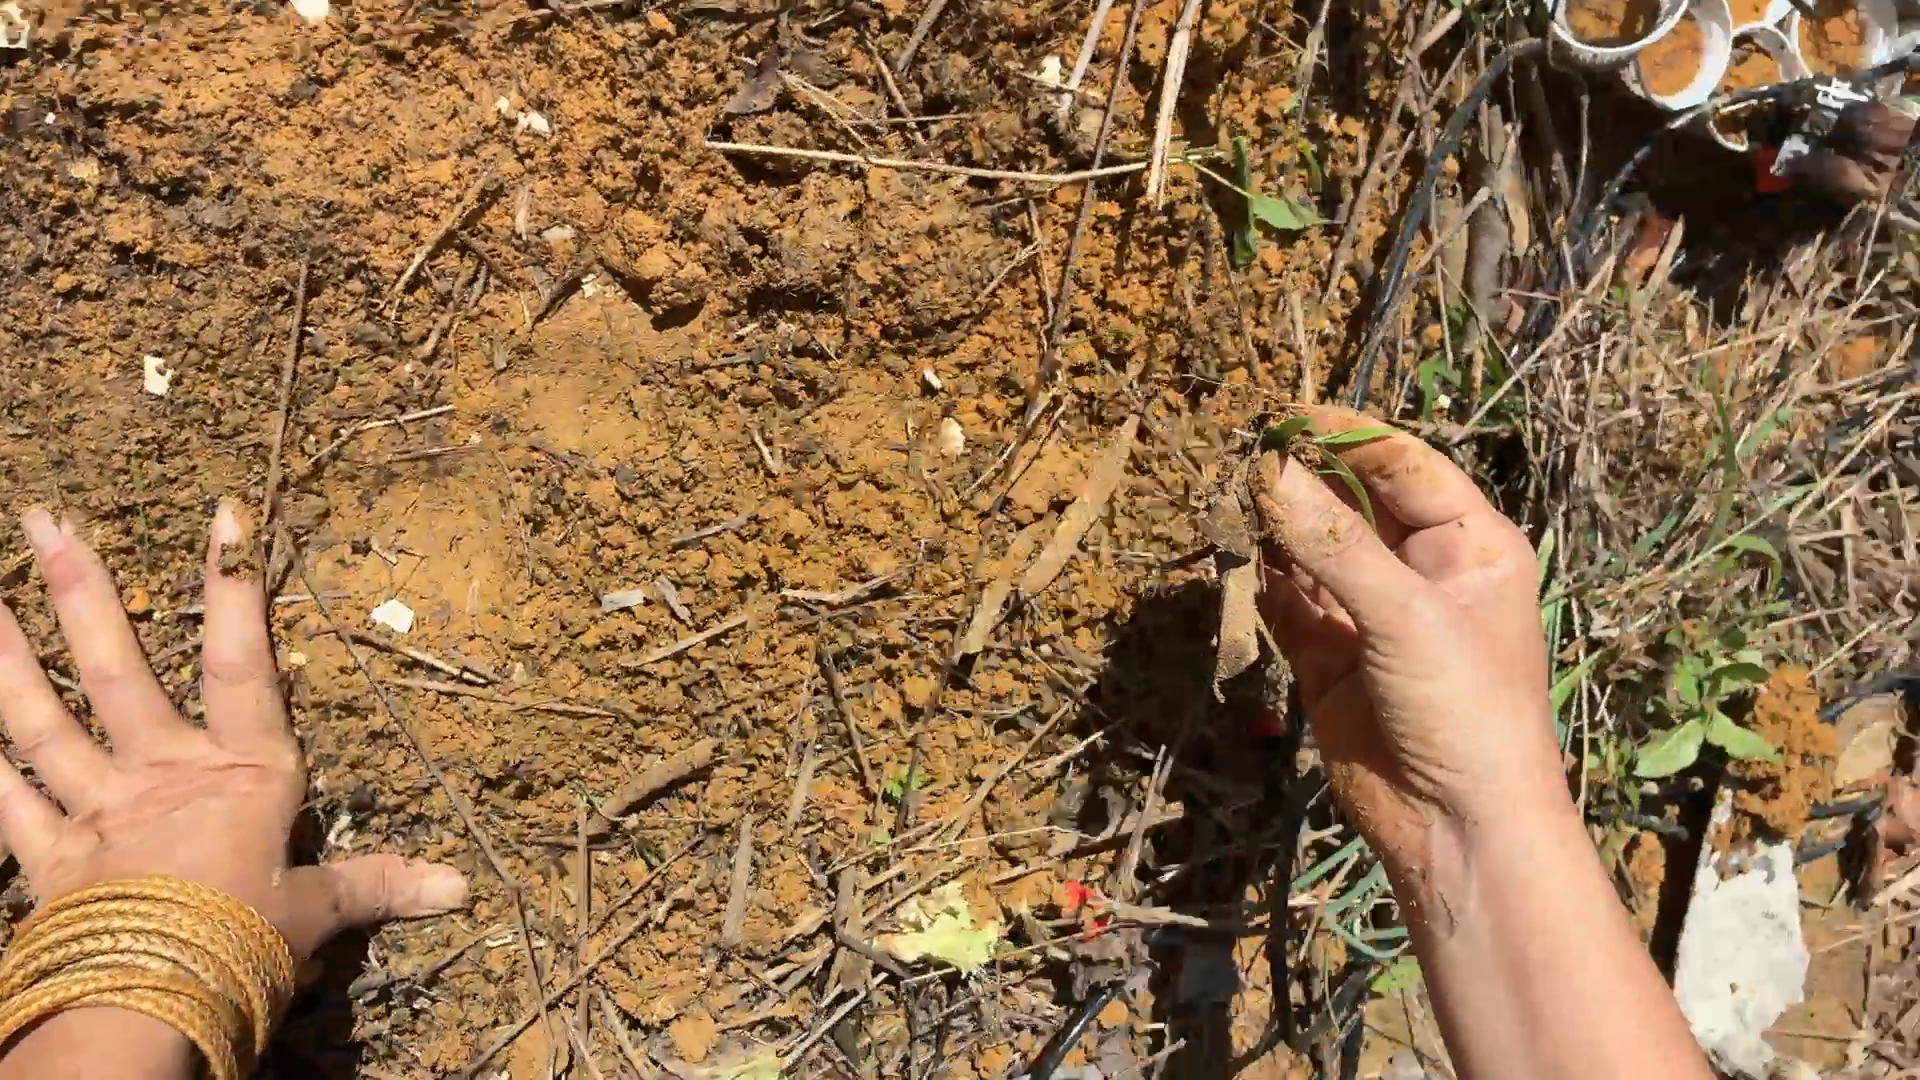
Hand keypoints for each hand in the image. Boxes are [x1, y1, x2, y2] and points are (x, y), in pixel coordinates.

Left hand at [0, 504, 467, 959]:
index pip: (243, 664)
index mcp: (248, 772)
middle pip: (118, 675)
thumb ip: (382, 882)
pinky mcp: (45, 857)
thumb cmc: (246, 938)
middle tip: (47, 523)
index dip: (233, 593)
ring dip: (3, 662)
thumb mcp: (323, 908)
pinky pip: (2, 799)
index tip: (221, 522)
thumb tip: (462, 888)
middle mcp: (168, 773)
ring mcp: (96, 810)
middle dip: (87, 597)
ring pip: (38, 722)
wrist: (143, 1012)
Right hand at [1250, 407, 1561, 867]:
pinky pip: (1284, 595)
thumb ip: (1331, 542)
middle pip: (1347, 501)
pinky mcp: (1323, 646)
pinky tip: (1235, 556)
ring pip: (1307, 547)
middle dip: (1298, 480)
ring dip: (1271, 526)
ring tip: (1228, 501)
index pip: (1400, 465)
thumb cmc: (1463, 707)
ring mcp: (1363, 607)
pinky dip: (1259, 576)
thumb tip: (1265, 470)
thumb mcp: (1405, 614)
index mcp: (1464, 542)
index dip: (1344, 436)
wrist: (1452, 825)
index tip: (1283, 418)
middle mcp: (1414, 566)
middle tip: (1240, 458)